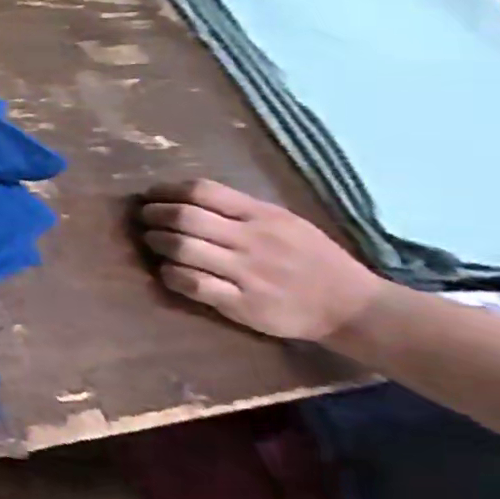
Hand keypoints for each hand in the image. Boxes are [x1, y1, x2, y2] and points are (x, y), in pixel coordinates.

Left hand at [137, 179, 388, 341]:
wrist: (354, 308)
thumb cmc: (311, 258)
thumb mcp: (283, 221)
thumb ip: (238, 209)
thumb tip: (181, 196)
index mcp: (263, 216)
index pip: (202, 191)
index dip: (166, 191)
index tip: (150, 195)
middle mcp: (254, 241)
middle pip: (184, 218)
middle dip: (153, 215)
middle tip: (145, 219)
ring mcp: (248, 273)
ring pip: (181, 248)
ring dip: (156, 242)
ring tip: (153, 241)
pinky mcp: (242, 304)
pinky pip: (191, 283)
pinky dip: (170, 273)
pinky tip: (168, 270)